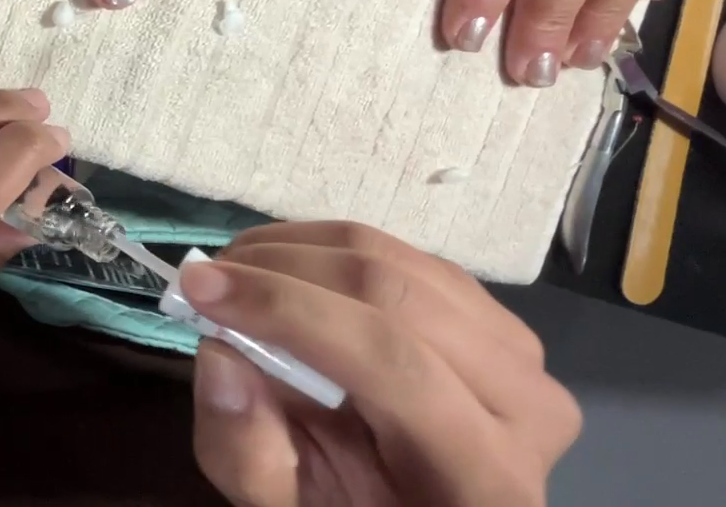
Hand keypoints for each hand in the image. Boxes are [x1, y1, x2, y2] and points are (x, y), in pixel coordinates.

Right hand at [182, 222, 579, 505]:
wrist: (414, 505)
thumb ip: (245, 450)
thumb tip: (219, 355)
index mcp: (485, 481)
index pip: (392, 364)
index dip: (288, 309)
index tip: (197, 285)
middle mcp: (528, 405)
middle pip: (392, 294)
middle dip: (281, 269)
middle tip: (208, 276)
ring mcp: (518, 348)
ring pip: (389, 256)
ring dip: (293, 249)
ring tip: (236, 271)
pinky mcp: (488, 309)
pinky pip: (394, 248)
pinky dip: (319, 244)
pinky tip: (280, 268)